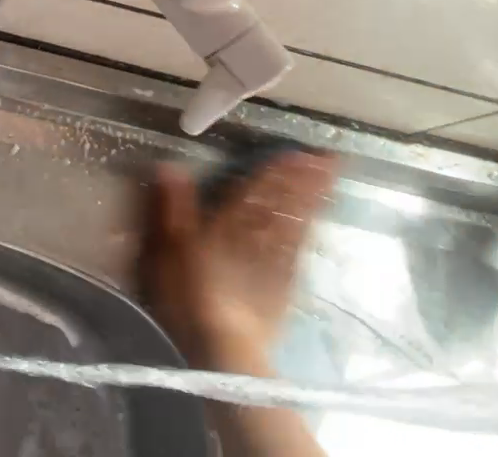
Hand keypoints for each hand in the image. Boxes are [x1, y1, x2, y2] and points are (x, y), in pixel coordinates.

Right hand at [140, 151, 337, 371]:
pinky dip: (308, 231)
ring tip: (329, 179)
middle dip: (302, 180)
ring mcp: (274, 262)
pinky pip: (298, 250)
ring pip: (295, 223)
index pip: (253, 191)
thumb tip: (169, 166)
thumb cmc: (187, 293)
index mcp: (225, 225)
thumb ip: (171, 206)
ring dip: (312, 199)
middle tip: (326, 157)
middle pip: (281, 204)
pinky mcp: (284, 286)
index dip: (273, 171)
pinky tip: (315, 222)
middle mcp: (255, 237)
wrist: (223, 345)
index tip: (294, 151)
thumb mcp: (167, 247)